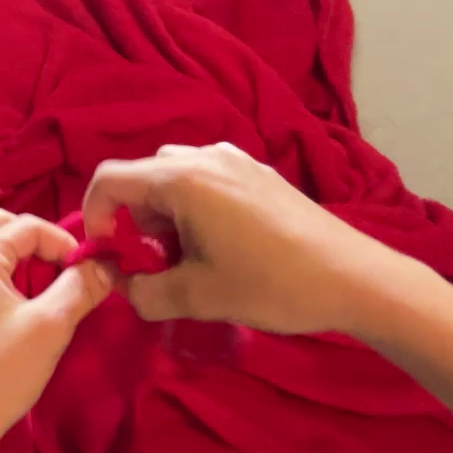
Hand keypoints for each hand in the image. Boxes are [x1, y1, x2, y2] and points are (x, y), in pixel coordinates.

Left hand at [0, 207, 112, 445]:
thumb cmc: (2, 370)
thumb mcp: (50, 327)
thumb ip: (80, 288)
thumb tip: (105, 264)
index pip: (27, 225)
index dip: (63, 242)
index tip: (88, 271)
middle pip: (3, 225)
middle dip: (39, 241)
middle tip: (65, 271)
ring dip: (23, 256)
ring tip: (49, 287)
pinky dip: (7, 272)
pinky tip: (25, 301)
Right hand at [83, 143, 423, 335]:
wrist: (358, 279)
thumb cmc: (271, 284)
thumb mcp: (198, 297)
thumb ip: (144, 292)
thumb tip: (123, 285)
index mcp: (179, 178)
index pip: (109, 179)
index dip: (94, 215)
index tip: (109, 253)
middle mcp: (200, 156)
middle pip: (141, 178)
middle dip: (135, 220)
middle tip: (156, 262)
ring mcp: (232, 158)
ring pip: (172, 176)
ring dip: (165, 213)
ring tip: (192, 254)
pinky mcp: (256, 169)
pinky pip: (204, 177)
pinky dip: (194, 205)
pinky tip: (226, 241)